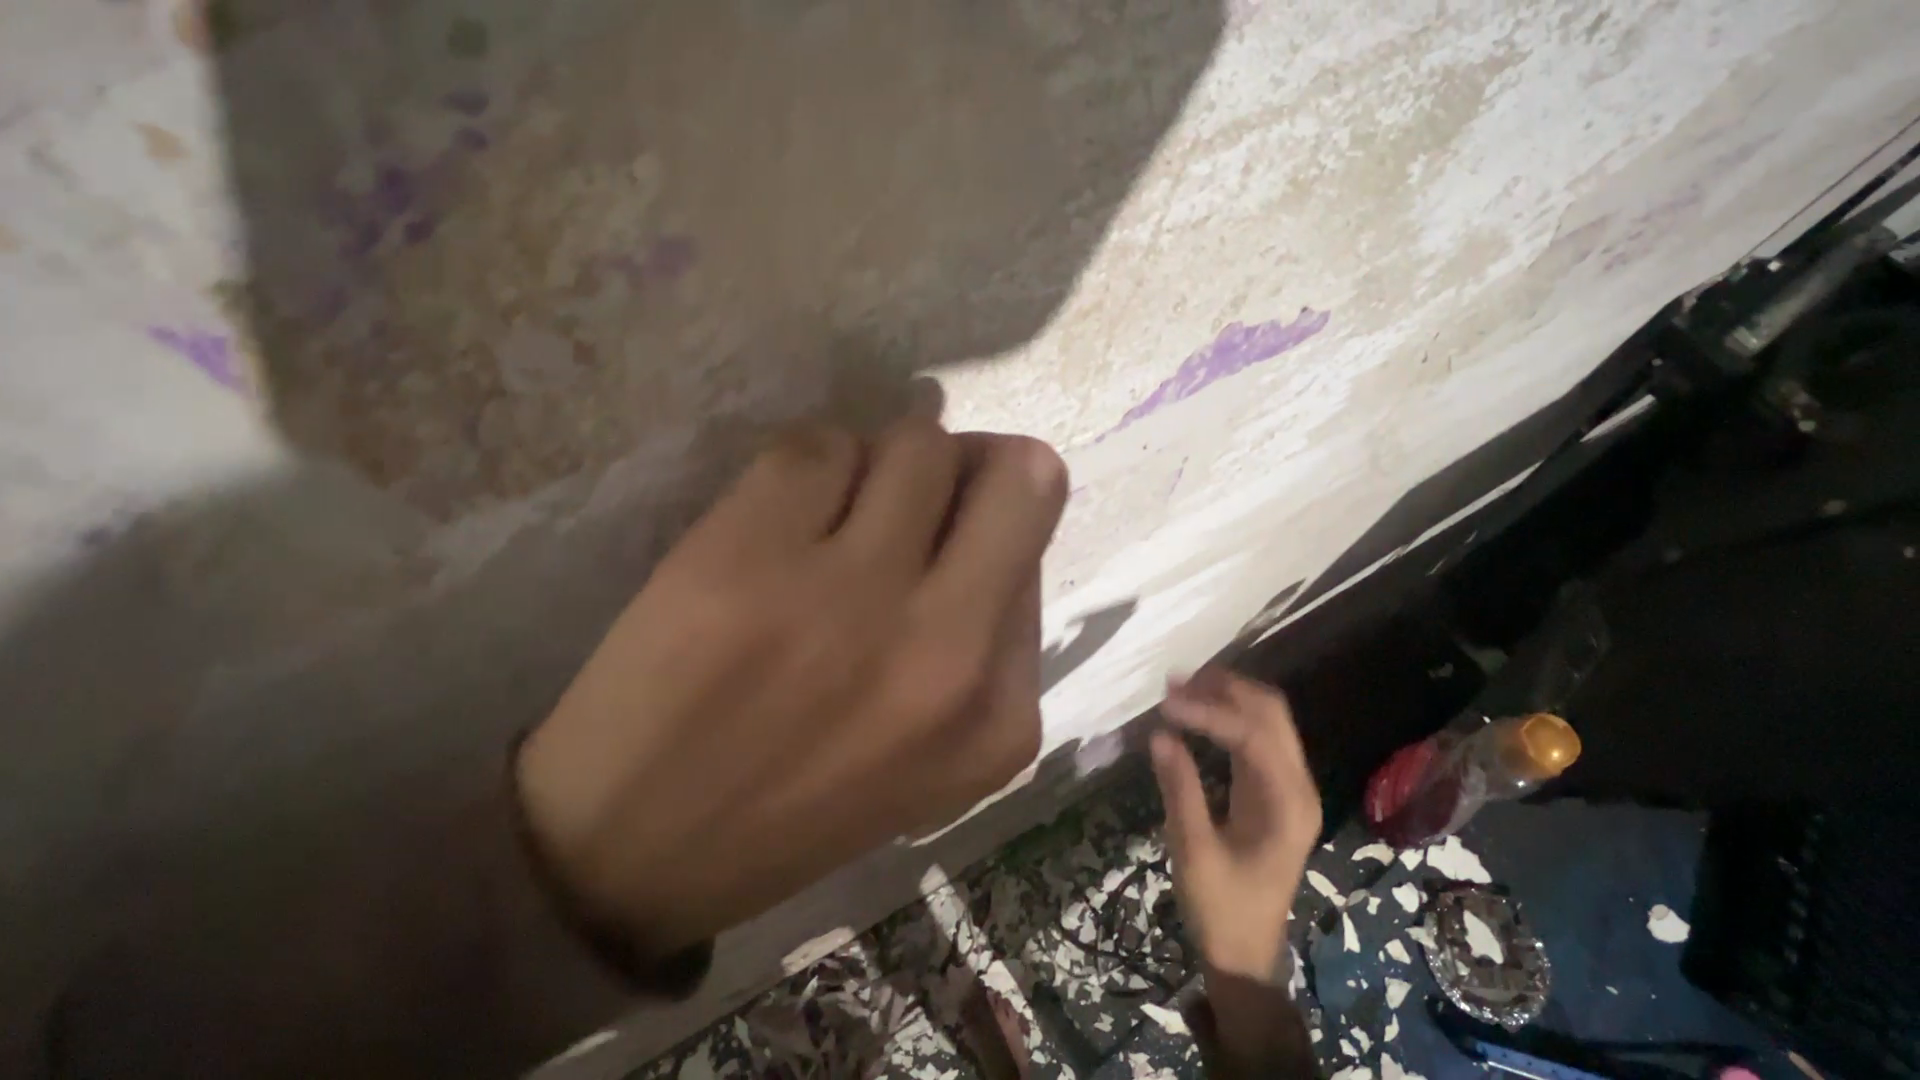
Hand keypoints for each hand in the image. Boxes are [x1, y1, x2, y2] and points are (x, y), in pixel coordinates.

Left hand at [514, 417, 1067, 955]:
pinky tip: (770, 528)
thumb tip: (985, 503)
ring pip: (915, 441)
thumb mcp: (941, 758)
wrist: (636, 849)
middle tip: (908, 497)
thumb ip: (994, 642)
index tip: (946, 531)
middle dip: (969, 466)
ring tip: (830, 522)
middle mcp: (946, 648)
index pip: (1040, 537)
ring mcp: (847, 597)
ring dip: (879, 465)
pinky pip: (817, 444)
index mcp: (1001, 713)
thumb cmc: (798, 800)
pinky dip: (806, 467)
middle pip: (1017, 470)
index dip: (991, 513)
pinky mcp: (747, 556)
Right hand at [1150, 669, 1321, 983]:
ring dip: (1227, 698)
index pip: (1252, 735)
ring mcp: (1290, 788)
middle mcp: (1298, 786)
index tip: (1165, 704)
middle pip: (1271, 714)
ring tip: (1180, 689)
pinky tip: (1196, 714)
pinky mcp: (1274, 792)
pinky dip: (1228, 719)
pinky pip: (1258, 739)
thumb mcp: (1193, 850)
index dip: (1209, 712)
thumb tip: (1159, 735)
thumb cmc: (1221, 907)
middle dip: (1225, 690)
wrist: (1246, 951)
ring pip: (1267, 720)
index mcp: (1287, 804)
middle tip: (1175, 682)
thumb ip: (1180, 789)